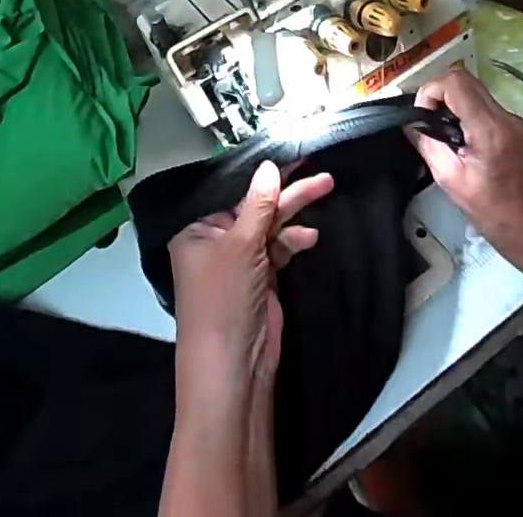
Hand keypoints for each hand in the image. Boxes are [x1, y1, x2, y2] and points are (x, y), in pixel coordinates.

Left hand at [167, 162, 334, 407]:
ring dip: (295, 211)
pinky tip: (310, 237)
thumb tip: (269, 166)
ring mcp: (240, 260)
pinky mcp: (260, 277)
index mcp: (197, 230)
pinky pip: (279, 246)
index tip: (289, 152)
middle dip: (286, 190)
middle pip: (255, 204)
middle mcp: (216, 240)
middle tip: (318, 169)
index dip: (260, 173)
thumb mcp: (241, 246)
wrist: (235, 371)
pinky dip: (294, 240)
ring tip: (325, 186)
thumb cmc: (224, 302)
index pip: (229, 190)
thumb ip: (259, 204)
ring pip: (270, 223)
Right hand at [407, 66, 522, 268]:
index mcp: (489, 130)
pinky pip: (487, 105)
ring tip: (446, 132)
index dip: (431, 90)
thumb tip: (410, 122)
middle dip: (440, 92)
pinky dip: (469, 112)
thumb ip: (427, 144)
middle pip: (466, 79)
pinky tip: (466, 140)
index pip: (455, 83)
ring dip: (454, 102)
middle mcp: (506, 117)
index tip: (423, 114)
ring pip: (476, 90)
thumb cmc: (487, 209)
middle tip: (429, 118)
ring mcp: (515, 119)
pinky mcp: (518, 125)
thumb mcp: (448, 178)